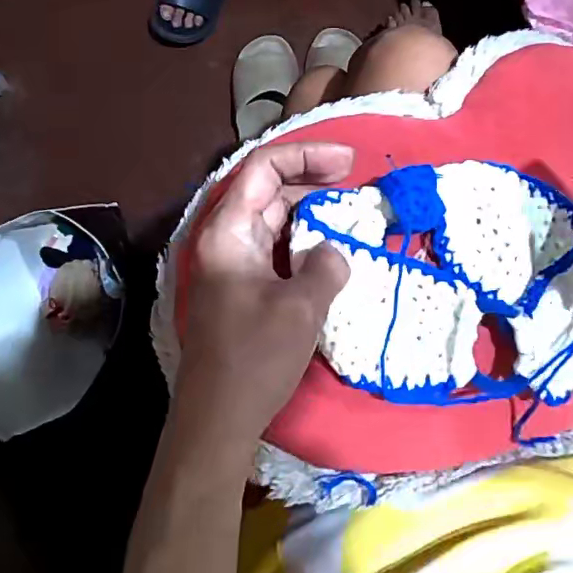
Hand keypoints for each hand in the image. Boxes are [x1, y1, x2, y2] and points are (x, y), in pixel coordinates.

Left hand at [177, 142, 353, 444]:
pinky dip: (303, 240)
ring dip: (310, 210)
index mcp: (228, 232)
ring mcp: (234, 263)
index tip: (348, 163)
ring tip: (350, 210)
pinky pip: (276, 248)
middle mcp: (226, 239)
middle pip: (267, 189)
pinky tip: (331, 246)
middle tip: (354, 180)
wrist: (219, 417)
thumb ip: (325, 266)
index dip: (306, 155)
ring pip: (274, 219)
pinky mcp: (245, 286)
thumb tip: (335, 250)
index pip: (263, 169)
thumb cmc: (255, 357)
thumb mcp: (301, 307)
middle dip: (311, 179)